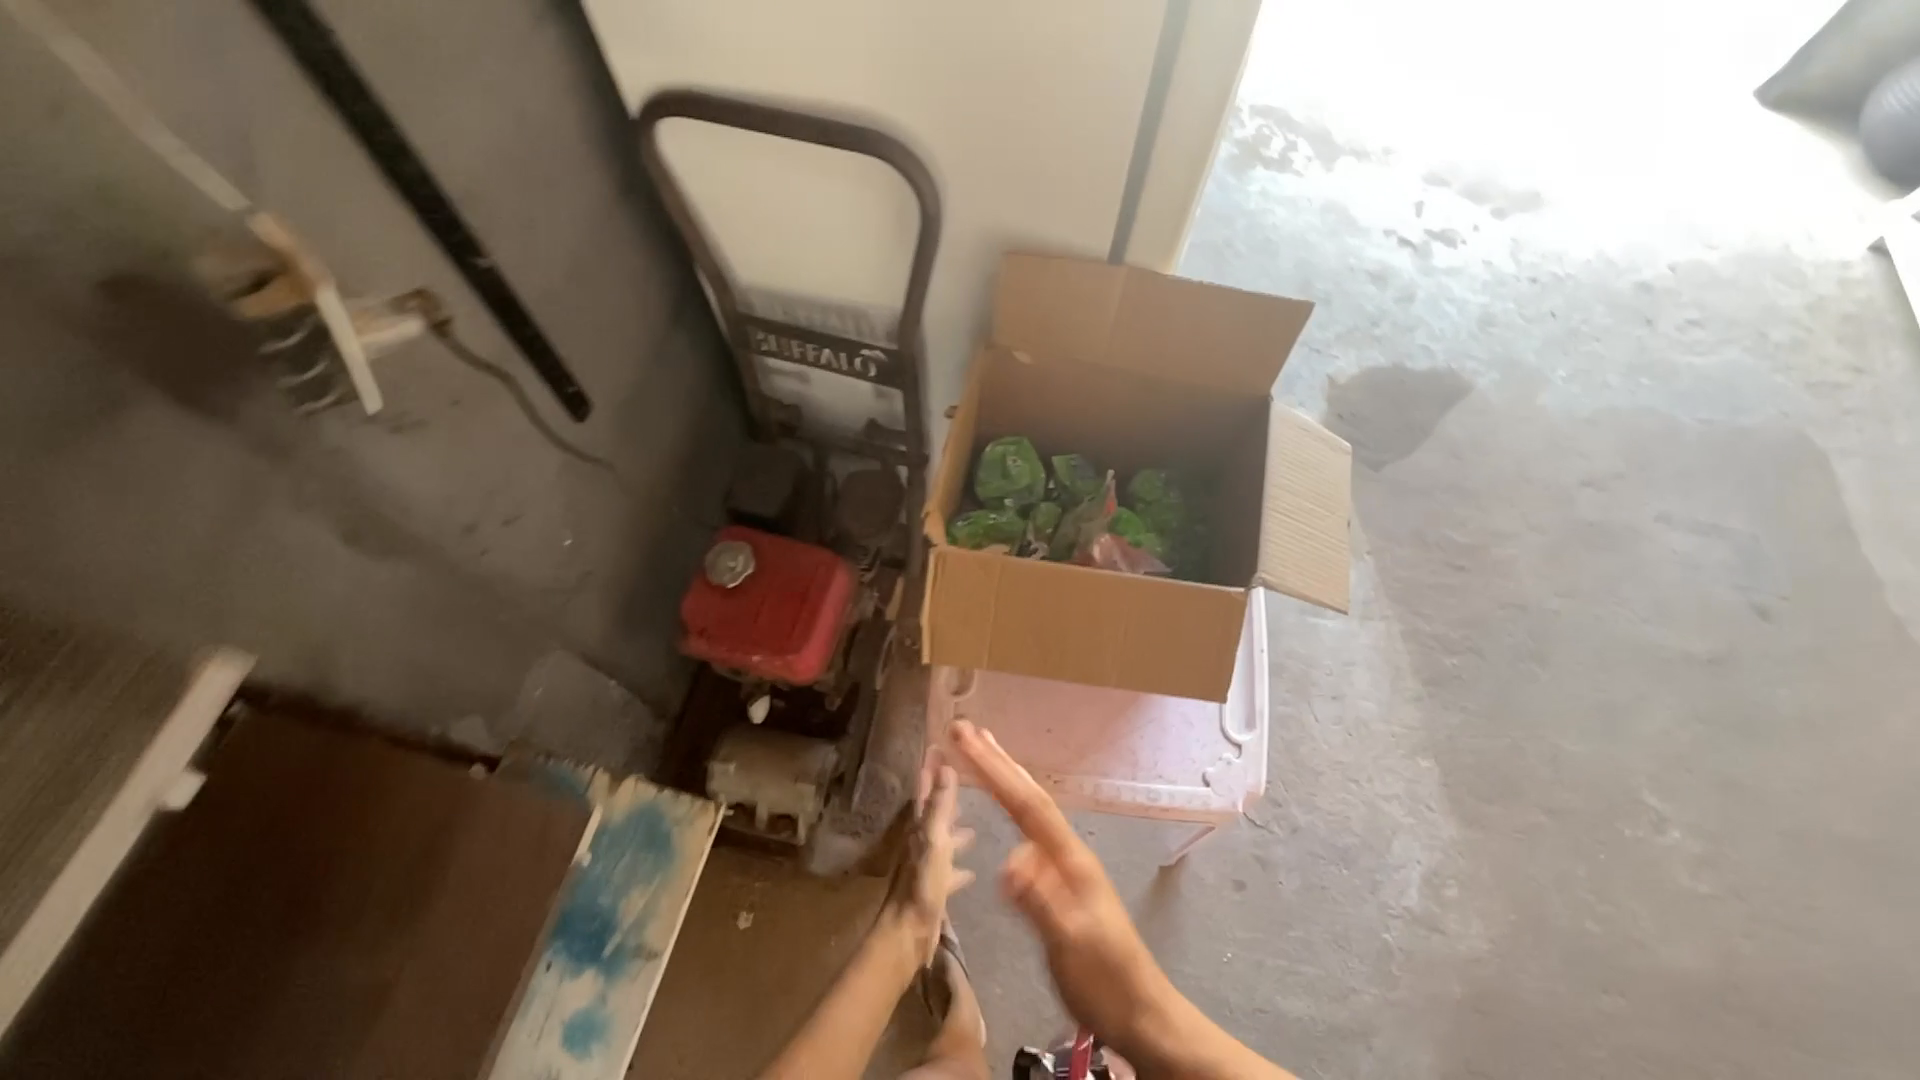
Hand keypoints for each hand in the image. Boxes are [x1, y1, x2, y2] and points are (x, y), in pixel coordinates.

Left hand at [883, 761, 974, 965]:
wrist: (908, 933)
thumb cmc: (922, 884)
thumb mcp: (935, 840)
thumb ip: (940, 805)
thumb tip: (944, 764)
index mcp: (921, 828)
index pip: (927, 791)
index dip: (932, 770)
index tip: (940, 748)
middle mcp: (922, 843)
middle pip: (935, 814)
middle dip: (947, 798)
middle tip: (965, 783)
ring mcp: (927, 867)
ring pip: (943, 842)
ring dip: (956, 832)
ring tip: (975, 827)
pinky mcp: (934, 889)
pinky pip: (949, 871)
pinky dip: (959, 867)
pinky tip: (972, 870)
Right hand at [949, 721, 1174, 1043]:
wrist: (1142, 1012)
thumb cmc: (1106, 980)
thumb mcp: (1071, 943)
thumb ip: (1041, 901)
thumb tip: (1009, 859)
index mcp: (1070, 859)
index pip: (1026, 805)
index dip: (993, 770)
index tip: (963, 738)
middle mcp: (1068, 853)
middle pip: (1029, 796)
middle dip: (996, 761)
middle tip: (964, 728)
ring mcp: (1066, 867)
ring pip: (1031, 810)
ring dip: (1005, 777)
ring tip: (983, 751)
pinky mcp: (1061, 884)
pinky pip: (1030, 831)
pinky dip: (1012, 807)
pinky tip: (1007, 809)